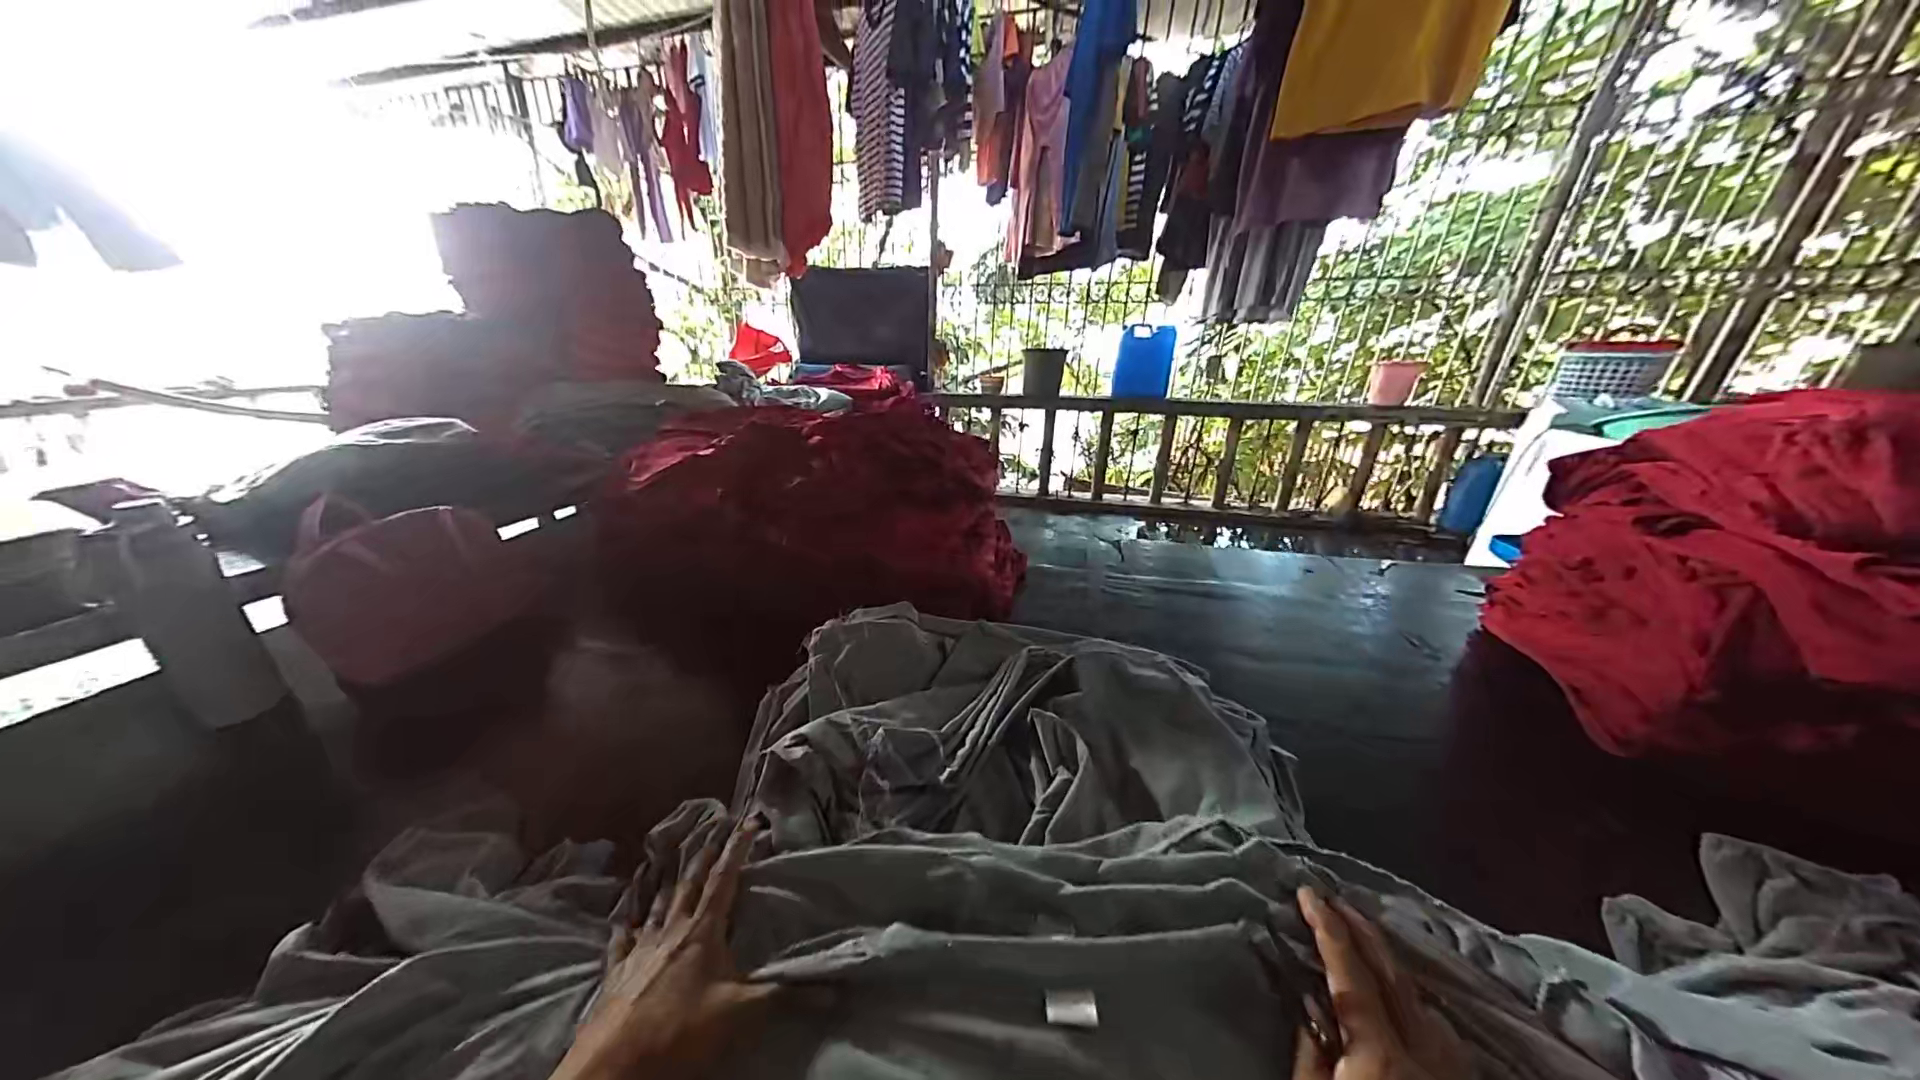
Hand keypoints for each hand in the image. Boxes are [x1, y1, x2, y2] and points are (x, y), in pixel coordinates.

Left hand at [551, 815, 778, 1079]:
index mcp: (702, 932)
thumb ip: (786, 997)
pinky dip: (625, 926)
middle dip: (704, 856)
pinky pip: (621, 942)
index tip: (750, 822)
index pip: (725, 880)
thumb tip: (835, 990)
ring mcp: (639, 952)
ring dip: (666, 882)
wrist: (612, 1070)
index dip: (738, 849)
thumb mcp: (740, 1014)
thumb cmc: (679, 1032)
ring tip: (667, 859)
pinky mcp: (616, 976)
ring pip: (656, 906)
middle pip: (689, 885)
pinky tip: (622, 920)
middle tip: (713, 828)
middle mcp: (670, 932)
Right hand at [1292, 887, 1470, 1079]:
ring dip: (1387, 956)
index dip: (1327, 927)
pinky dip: (1412, 994)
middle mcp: (1424, 1055)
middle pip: (1393, 974)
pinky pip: (1438, 1026)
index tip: (1307, 893)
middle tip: (1332, 898)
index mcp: (1380, 1057)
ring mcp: (1450, 1071)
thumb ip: (1312, 1052)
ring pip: (1422, 995)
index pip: (1351, 973)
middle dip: (1360, 928)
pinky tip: (1398, 989)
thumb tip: (1309, 1001)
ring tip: (1360, 929)